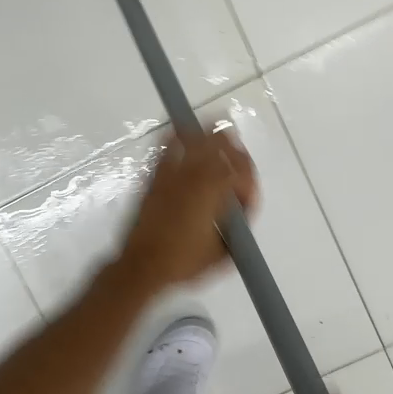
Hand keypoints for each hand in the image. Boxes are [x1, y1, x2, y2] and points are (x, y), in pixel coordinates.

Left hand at [110, 125, 257, 292]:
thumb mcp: (222, 252)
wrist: (142, 265)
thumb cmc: (184, 262)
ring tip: (216, 129)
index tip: (248, 197)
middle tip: (238, 159)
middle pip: (220, 143)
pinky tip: (180, 130)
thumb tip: (242, 212)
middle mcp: (194, 175)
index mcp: (214, 192)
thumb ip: (238, 227)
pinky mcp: (154, 177)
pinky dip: (176, 135)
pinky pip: (166, 146)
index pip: (241, 171)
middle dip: (233, 149)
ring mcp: (171, 173)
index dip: (250, 181)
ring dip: (208, 133)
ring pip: (194, 138)